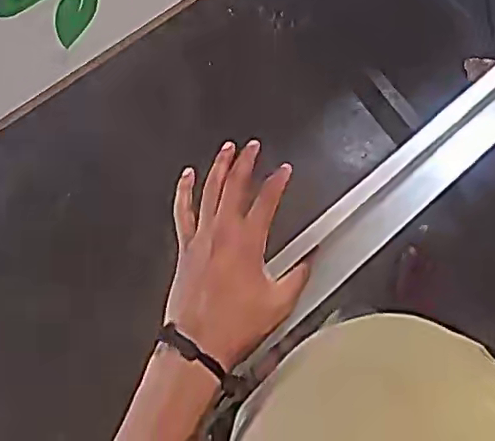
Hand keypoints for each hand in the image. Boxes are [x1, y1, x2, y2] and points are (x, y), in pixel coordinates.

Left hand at [166, 140, 308, 370]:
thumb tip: (310, 261)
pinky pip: (183, 211)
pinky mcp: (185, 247)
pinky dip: (184, 191)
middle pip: (235, 184)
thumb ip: (298, 277)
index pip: (266, 199)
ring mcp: (201, 237)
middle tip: (253, 147)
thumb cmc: (233, 327)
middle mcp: (223, 232)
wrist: (196, 347)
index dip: (278, 181)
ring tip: (226, 150)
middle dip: (246, 161)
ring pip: (210, 189)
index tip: (284, 170)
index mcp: (247, 242)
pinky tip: (187, 176)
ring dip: (219, 166)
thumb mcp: (278, 304)